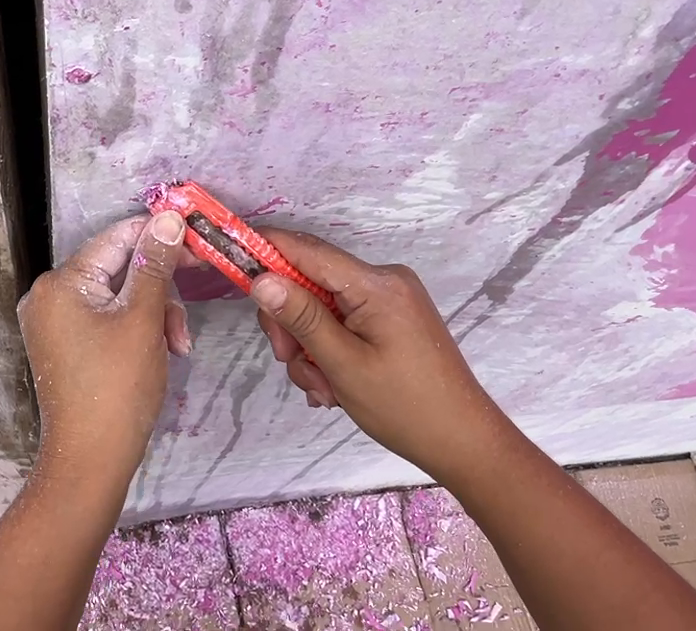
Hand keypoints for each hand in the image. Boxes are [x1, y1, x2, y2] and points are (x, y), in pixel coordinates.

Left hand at [18, 211, 191, 487]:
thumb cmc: (117, 388)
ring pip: (118, 295)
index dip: (160, 238)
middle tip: (186, 319)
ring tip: (177, 345)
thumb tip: (169, 217)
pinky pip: (107, 318)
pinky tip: (160, 351)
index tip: (198, 246)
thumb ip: (156, 264)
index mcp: (61, 282)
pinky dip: (136, 328)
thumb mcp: (143, 319)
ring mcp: (54, 321)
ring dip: (153, 314)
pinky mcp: (65, 344)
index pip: (117, 239)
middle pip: (118, 268)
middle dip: (159, 291)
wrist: (90, 462)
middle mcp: (49, 295)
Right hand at [250, 229, 513, 483]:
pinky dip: (328, 349)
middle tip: (287, 360)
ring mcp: (388, 300)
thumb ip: (301, 317)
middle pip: (309, 281)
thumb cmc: (405, 406)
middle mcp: (383, 280)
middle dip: (290, 321)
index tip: (229, 259)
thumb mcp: (343, 364)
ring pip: (321, 307)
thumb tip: (259, 278)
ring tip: (321, 388)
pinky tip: (333, 385)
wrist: (467, 446)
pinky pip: (341, 321)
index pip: (306, 249)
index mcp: (376, 283)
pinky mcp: (390, 319)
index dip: (264, 249)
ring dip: (308, 346)